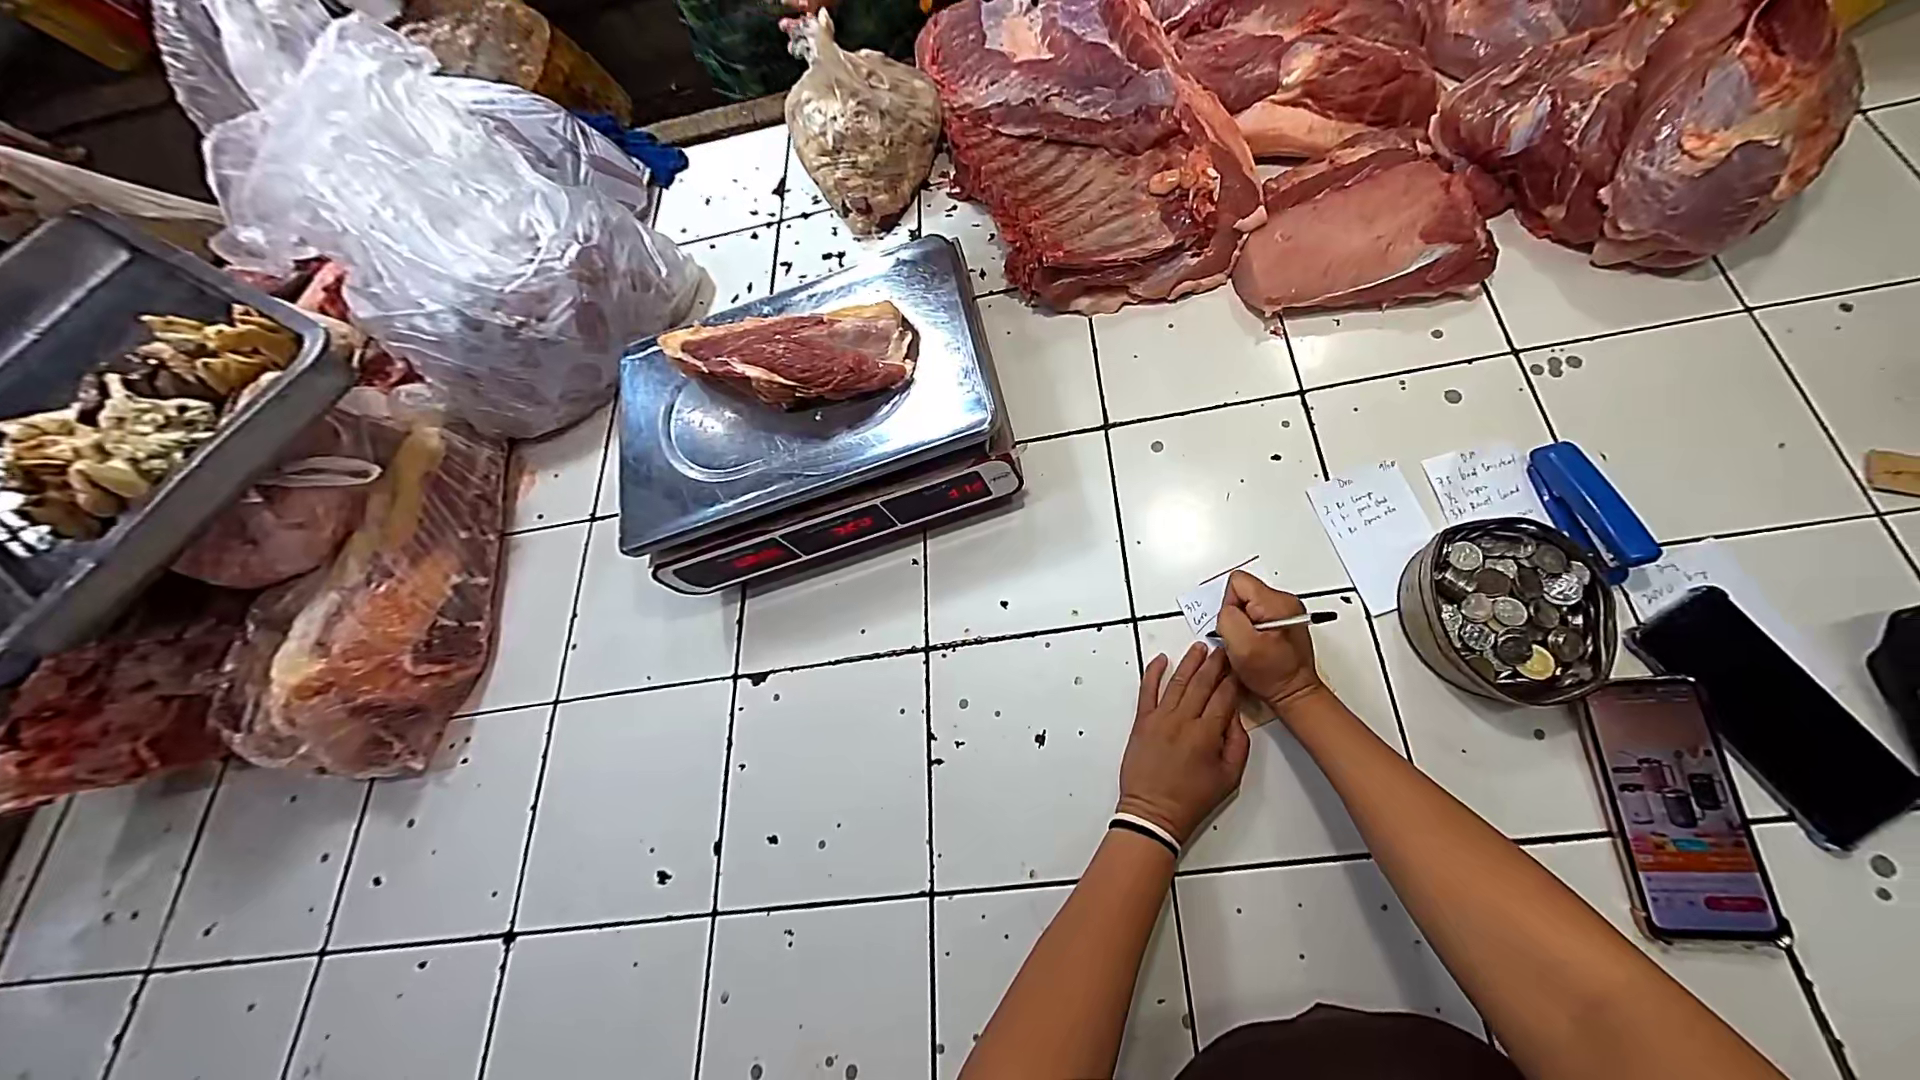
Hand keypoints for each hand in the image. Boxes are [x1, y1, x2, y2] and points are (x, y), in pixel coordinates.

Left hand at [1117, 643, 1249, 845]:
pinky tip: (1160, 660)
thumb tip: (1236, 717)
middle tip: (1223, 649)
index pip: (1224, 696)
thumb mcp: (1229, 776)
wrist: (1153, 812)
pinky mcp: (1142, 721)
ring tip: (1200, 647)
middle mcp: (1182, 720)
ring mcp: (1160, 718)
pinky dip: (1152, 672)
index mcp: (1206, 734)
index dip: (1234, 678)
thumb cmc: (1190, 799)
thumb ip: (1238, 743)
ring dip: (1190, 662)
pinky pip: (1147, 690)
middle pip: (1202, 683)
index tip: (1239, 666)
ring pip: (1177, 681)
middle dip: (1215, 663)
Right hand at [1213, 571, 1326, 708]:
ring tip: (1252, 644)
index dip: (1228, 606)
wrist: (1294, 692)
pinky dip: (1251, 629)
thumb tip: (1226, 608)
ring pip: (1246, 604)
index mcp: (1277, 604)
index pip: (1237, 582)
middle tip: (1244, 638)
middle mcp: (1285, 603)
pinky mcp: (1283, 621)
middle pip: (1242, 592)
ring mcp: (1285, 611)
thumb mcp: (1241, 646)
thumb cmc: (1275, 674)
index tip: (1237, 628)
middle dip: (1235, 615)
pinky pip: (1254, 614)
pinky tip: (1257, 645)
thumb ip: (1228, 617)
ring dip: (1243, 624)